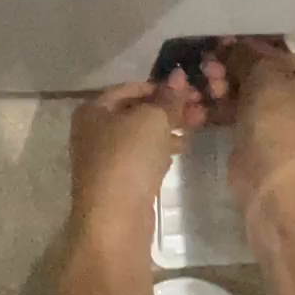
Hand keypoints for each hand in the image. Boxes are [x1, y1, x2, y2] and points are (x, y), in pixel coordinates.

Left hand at [69, 73, 200, 232]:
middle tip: (201, 107)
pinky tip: (181, 150)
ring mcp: (104, 160)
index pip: (130, 88)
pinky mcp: (118, 183)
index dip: (161, 86)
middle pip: (136, 112)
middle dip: (169, 108)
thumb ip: (168, 98)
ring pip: (141, 136)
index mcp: (93, 110)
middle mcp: (93, 132)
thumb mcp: (153, 119)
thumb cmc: (128, 158)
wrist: (115, 219)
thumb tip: (179, 76)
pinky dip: (161, 150)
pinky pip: (142, 158)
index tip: (190, 88)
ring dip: (169, 128)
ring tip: (199, 125)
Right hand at [210, 39, 294, 191]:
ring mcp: (290, 129)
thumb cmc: (279, 114)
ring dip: (226, 88)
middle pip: (268, 78)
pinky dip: (226, 110)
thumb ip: (246, 53)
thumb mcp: (264, 71)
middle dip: (235, 70)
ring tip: (206, 83)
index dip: (253, 48)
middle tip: (210, 66)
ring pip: (253, 99)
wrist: (270, 171)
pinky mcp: (266, 145)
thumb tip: (230, 46)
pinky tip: (203, 102)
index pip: (287, 57)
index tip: (225, 46)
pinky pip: (245, 119)